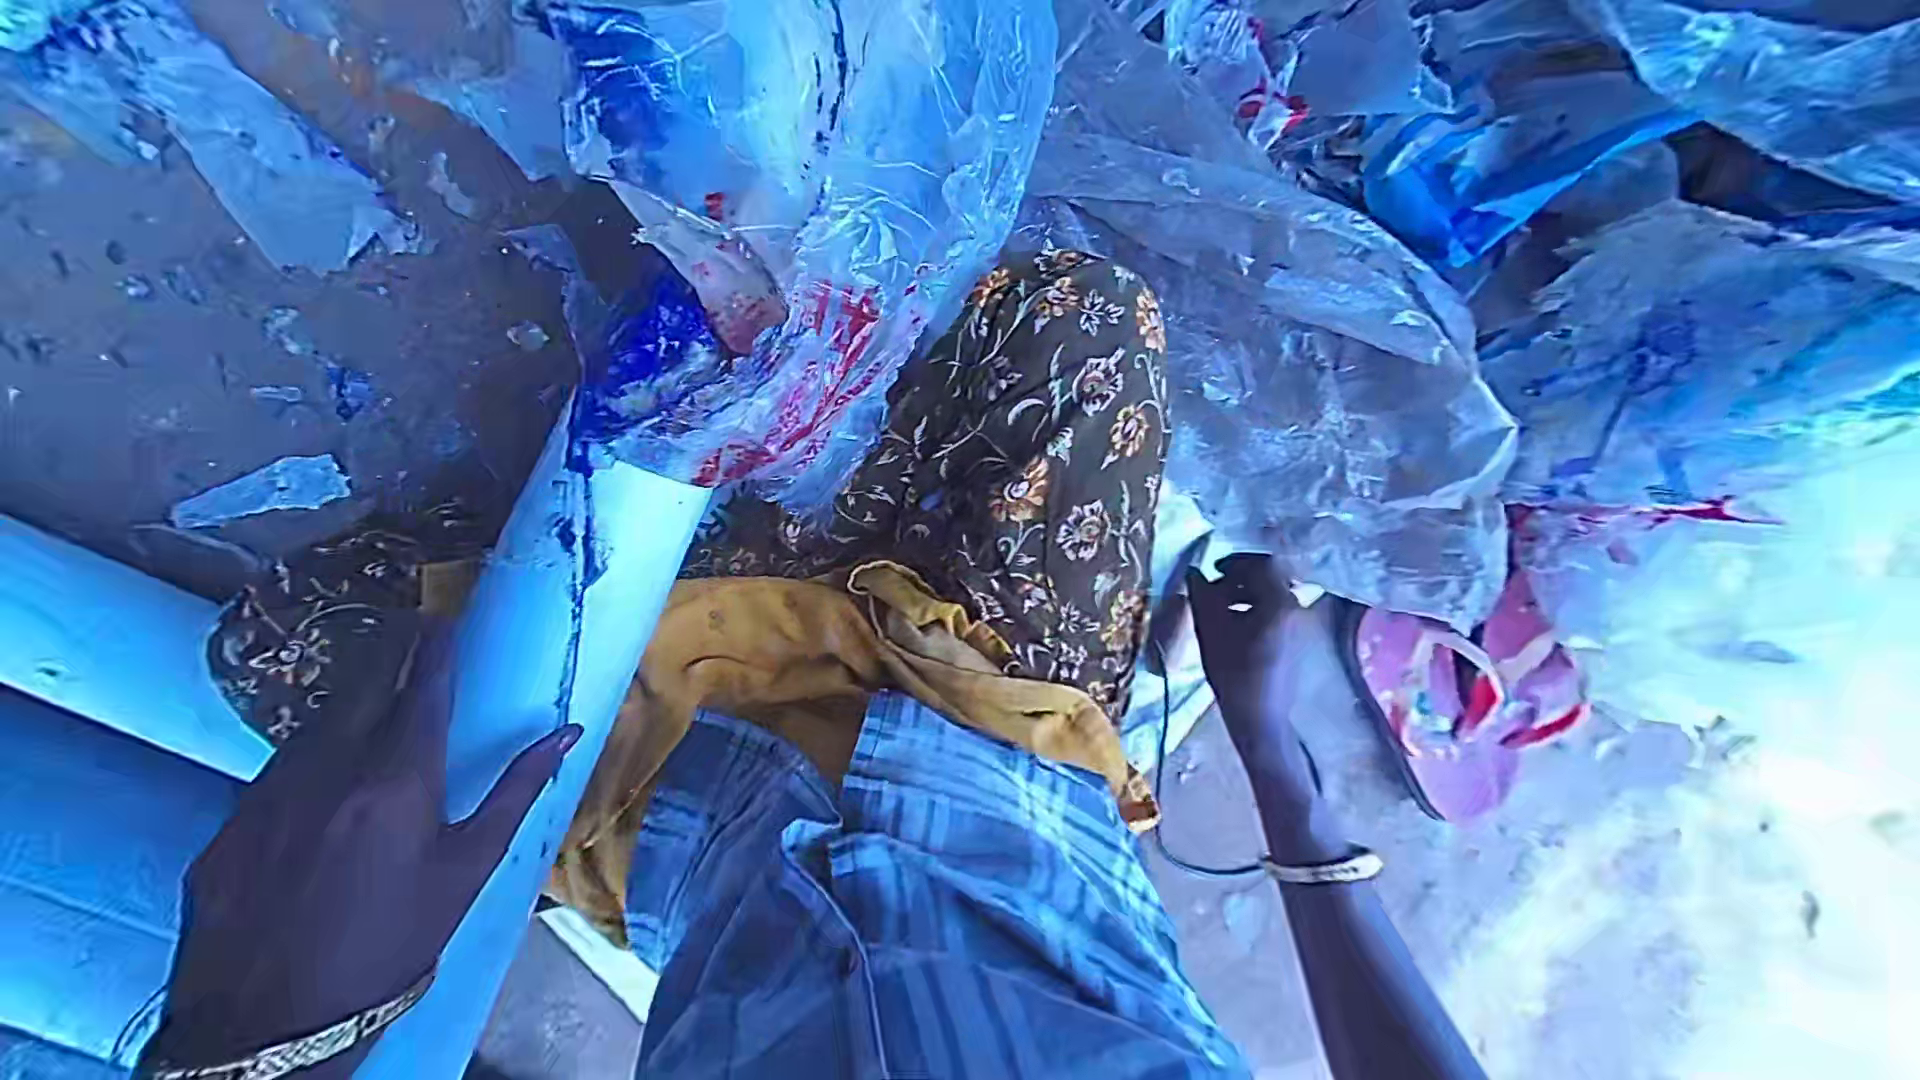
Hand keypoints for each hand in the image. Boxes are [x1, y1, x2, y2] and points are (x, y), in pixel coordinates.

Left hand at [144, 627, 581, 1071]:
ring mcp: (268, 799)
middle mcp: (330, 775)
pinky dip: (317, 740)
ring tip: (378, 674)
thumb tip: (569, 732)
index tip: (446, 618)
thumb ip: (521, 786)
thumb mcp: (474, 860)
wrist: (270, 1026)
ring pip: (316, 721)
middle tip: (413, 621)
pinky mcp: (228, 827)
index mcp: (399, 781)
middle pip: (361, 687)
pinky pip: (282, 764)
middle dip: (390, 648)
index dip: (437, 649)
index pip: (423, 691)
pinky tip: (332, 751)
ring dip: (352, 691)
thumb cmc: (400, 934)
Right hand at [1184, 555, 1336, 811]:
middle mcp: (1294, 607)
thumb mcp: (1210, 628)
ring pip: (1271, 593)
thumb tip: (1193, 571)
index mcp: (1278, 601)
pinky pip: (1274, 609)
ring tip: (1218, 603)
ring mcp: (1297, 623)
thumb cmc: (1233, 671)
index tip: (1213, 568)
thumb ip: (1202, 594)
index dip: (1235, 561)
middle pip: (1269, 576)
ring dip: (1245, 591)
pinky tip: (1232, 621)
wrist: (1259, 716)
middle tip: (1212, 584)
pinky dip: (1253, 606)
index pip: (1261, 564)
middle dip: (1239, 576)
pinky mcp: (1293, 637)